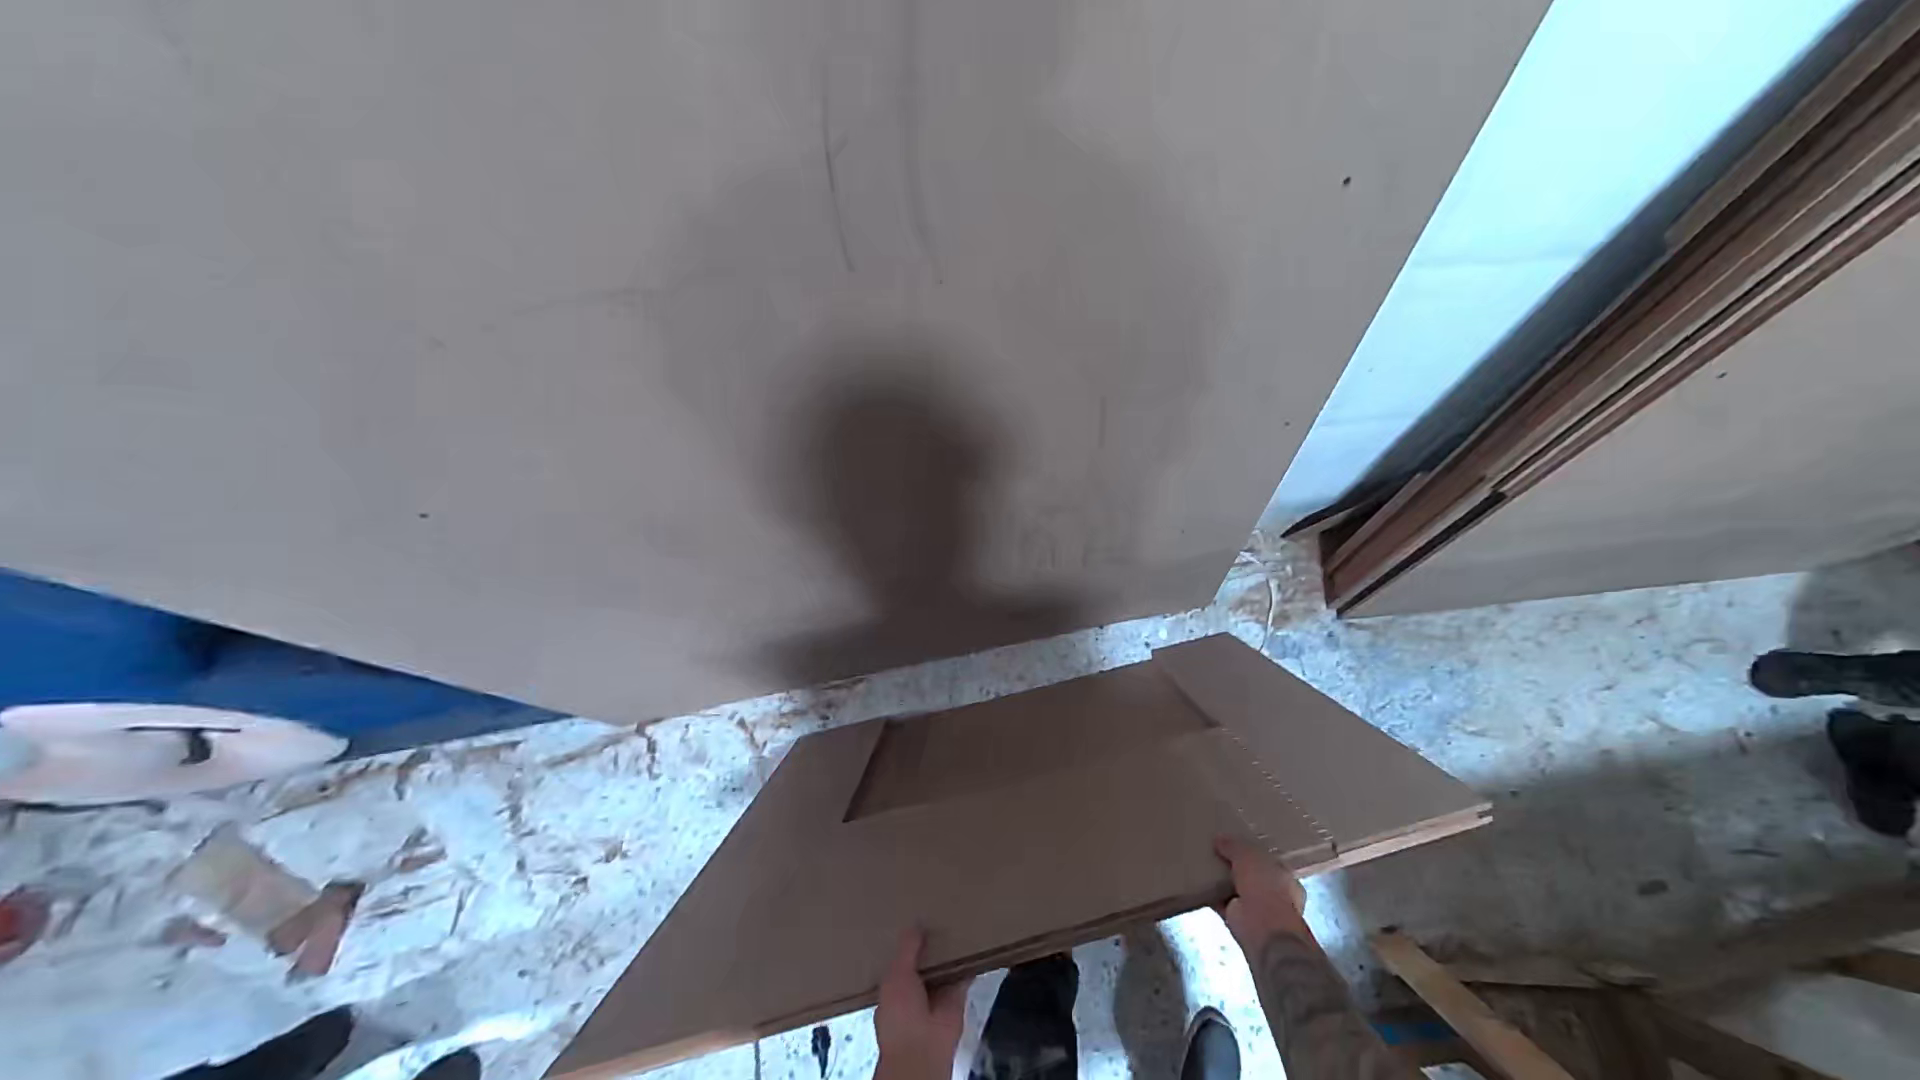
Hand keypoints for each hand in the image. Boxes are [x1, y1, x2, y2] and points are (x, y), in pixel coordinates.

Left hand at [874, 927, 972, 1079]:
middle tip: (939, 913)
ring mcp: (937, 994)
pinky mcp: (958, 997)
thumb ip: (906, 949)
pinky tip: (975, 941)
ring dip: (951, 950)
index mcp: (894, 987)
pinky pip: (964, 975)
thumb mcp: (896, 974)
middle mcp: (916, 990)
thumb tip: (916, 924)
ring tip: (958, 920)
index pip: (901, 960)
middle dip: (931, 943)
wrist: (924, 1048)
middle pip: (925, 961)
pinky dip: (970, 962)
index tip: (914, 917)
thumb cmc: (900, 1012)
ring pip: (945, 967)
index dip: (907, 942)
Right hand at [1213, 835, 1311, 949]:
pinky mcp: (1239, 920)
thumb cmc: (1266, 887)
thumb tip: (1219, 839)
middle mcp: (1275, 895)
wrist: (1263, 928)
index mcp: (1285, 878)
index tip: (1234, 843)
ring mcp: (1257, 910)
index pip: (1268, 861)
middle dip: (1235, 866)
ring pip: (1236, 890)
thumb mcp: (1249, 855)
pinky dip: (1211, 895)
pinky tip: (1198, 883)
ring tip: (1204, 864)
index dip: (1252, 851)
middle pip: (1251, 875)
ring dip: (1222, 881)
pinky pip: (1222, 902)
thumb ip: (1234, 846)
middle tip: (1216, 851)